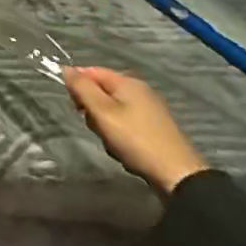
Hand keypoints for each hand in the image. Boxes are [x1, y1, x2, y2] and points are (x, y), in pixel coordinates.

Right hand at [63, 66, 208, 195]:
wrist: (179, 177)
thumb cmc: (136, 140)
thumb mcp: (102, 111)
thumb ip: (81, 88)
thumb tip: (66, 68)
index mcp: (128, 82)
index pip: (91, 71)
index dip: (78, 86)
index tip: (76, 106)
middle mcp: (140, 91)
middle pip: (101, 92)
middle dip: (93, 110)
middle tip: (98, 127)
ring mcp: (150, 111)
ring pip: (112, 111)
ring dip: (106, 127)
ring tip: (113, 144)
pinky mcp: (155, 130)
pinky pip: (126, 125)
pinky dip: (121, 137)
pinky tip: (125, 152)